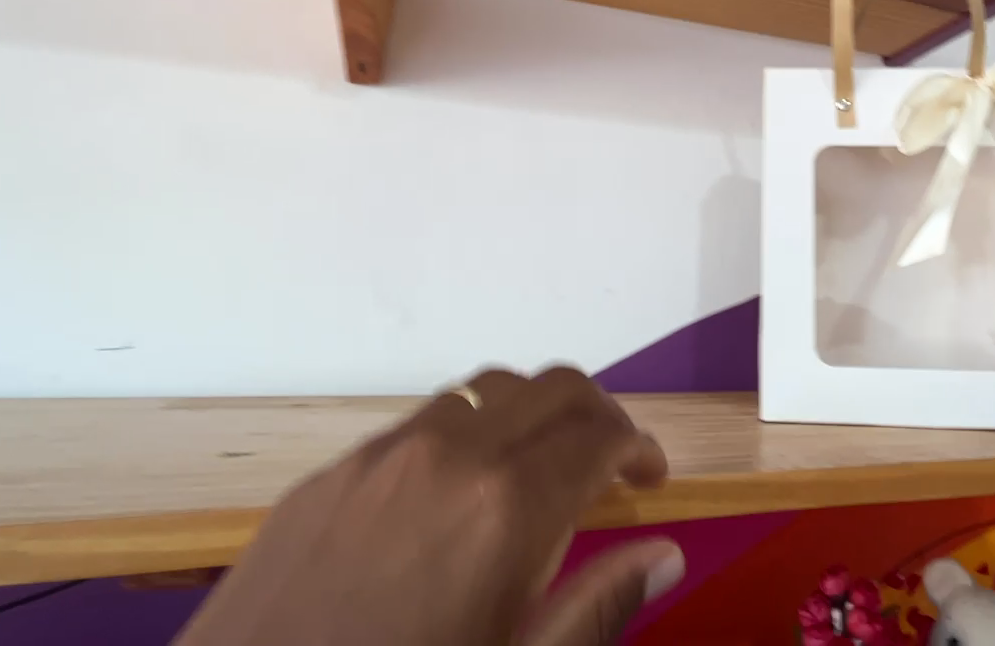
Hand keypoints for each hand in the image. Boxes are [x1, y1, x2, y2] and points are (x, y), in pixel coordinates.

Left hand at [177, 367, 685, 645]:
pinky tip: (452, 497)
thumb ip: (597, 608)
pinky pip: (423, 422)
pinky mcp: (331, 472)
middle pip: (553, 387)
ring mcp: (383, 455)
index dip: (637, 447)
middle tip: (608, 461)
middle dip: (596, 412)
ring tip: (537, 468)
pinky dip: (468, 432)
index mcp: (505, 506)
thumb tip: (663, 553)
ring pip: (488, 390)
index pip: (599, 435)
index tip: (648, 477)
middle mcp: (450, 453)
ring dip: (532, 413)